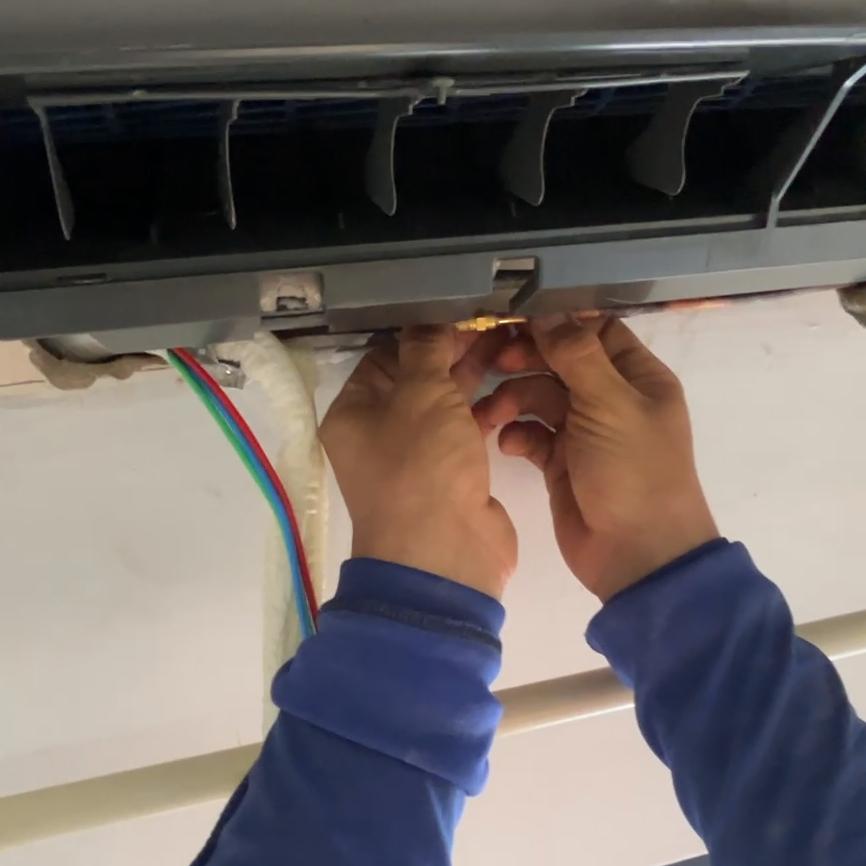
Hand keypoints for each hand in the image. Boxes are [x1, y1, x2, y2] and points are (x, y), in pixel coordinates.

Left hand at [321, 327, 518, 599]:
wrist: (446, 554)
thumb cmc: (421, 465)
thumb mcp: (421, 393)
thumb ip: (425, 348)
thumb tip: (426, 319)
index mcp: (354, 412)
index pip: (385, 356)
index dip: (421, 332)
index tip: (460, 311)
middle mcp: (379, 432)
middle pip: (416, 377)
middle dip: (452, 350)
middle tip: (493, 323)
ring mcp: (416, 455)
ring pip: (443, 403)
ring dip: (472, 376)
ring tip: (510, 344)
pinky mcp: (450, 474)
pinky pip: (464, 430)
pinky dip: (483, 409)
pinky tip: (511, 386)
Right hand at [474, 316, 717, 601]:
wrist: (637, 557)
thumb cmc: (634, 472)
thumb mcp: (610, 404)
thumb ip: (576, 354)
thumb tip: (547, 311)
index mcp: (637, 378)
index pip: (596, 331)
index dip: (558, 324)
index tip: (517, 321)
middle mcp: (611, 399)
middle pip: (560, 362)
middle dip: (527, 361)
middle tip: (494, 362)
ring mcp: (584, 432)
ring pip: (540, 396)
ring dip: (513, 399)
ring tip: (491, 415)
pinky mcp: (561, 462)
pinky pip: (532, 433)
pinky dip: (517, 434)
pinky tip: (508, 445)